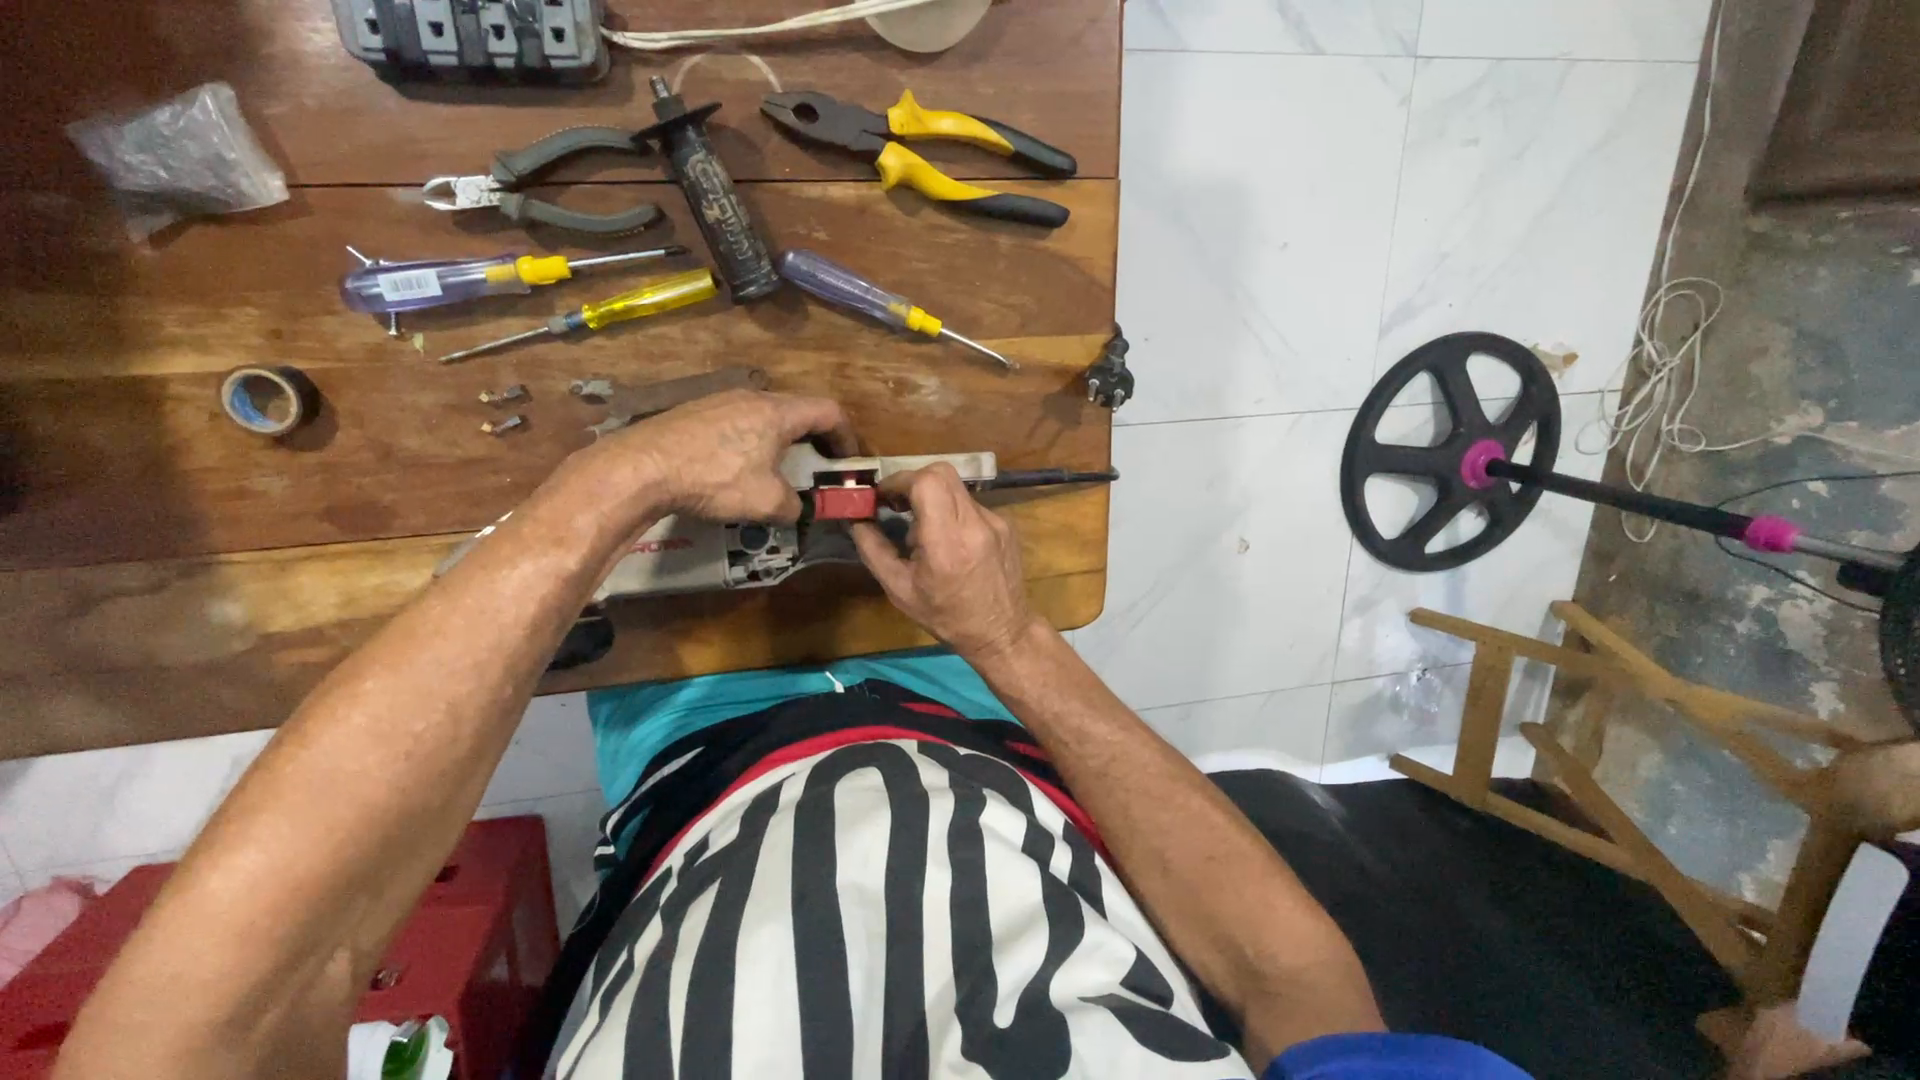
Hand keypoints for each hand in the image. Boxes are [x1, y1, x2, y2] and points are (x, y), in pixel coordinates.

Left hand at [605, 389, 855, 522]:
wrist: (641, 468)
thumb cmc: (715, 479)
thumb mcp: (767, 502)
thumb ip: (794, 506)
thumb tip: (796, 508)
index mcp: (778, 412)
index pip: (830, 411)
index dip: (847, 436)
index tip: (848, 462)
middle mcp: (753, 397)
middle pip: (798, 410)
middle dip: (815, 440)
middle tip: (818, 467)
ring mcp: (721, 400)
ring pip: (766, 415)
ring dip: (781, 441)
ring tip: (778, 470)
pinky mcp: (695, 412)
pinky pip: (738, 422)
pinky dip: (752, 441)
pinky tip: (735, 469)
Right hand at [852, 463, 1038, 659]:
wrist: (1001, 632)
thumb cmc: (945, 616)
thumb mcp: (899, 589)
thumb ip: (873, 550)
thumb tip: (855, 520)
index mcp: (946, 542)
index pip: (926, 482)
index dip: (899, 481)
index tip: (884, 498)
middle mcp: (974, 524)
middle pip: (941, 473)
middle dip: (914, 482)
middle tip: (899, 505)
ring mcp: (995, 521)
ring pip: (956, 488)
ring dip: (933, 499)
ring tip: (924, 533)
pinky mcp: (1005, 524)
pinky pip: (970, 505)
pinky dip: (952, 513)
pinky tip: (950, 543)